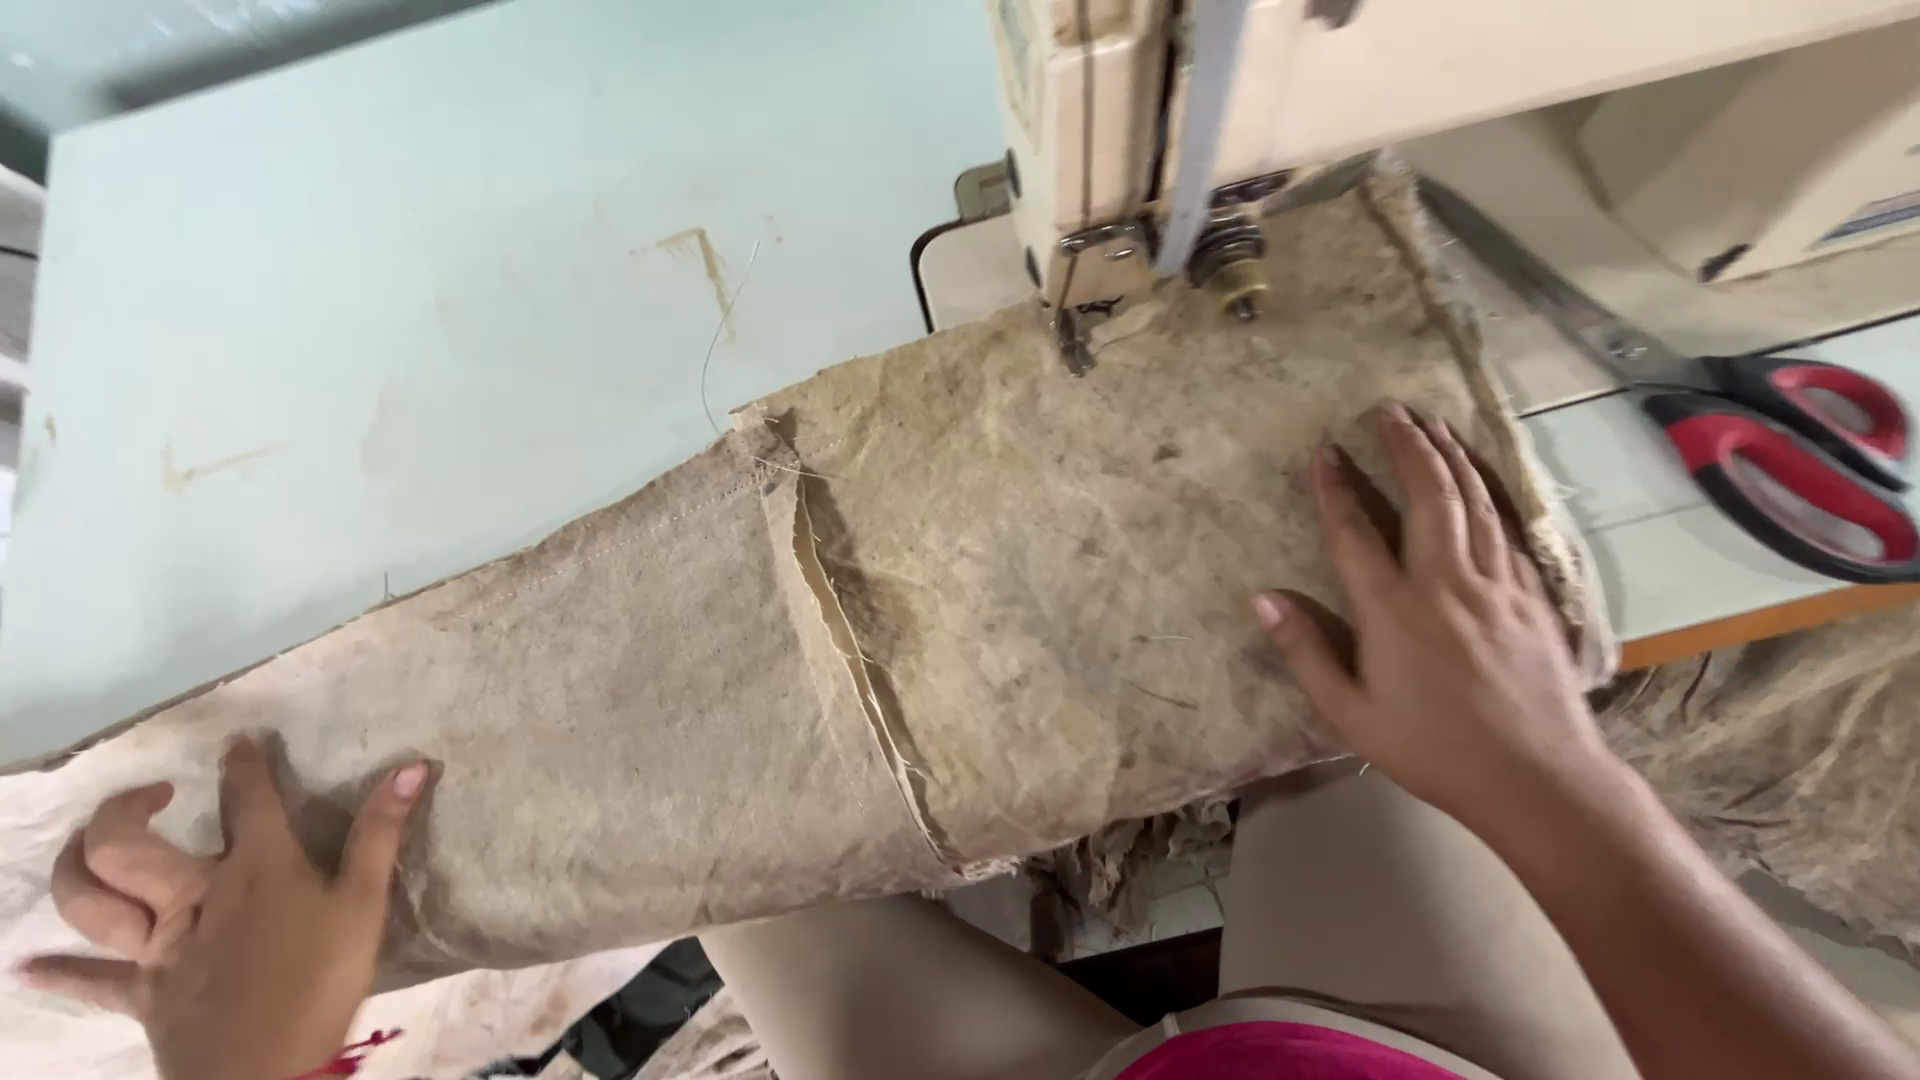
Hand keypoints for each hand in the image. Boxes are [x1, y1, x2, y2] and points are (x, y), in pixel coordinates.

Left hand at [20, 737, 429, 1079]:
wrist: (262, 1067)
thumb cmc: (323, 974)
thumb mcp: (367, 898)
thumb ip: (383, 830)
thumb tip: (412, 763)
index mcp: (256, 869)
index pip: (247, 802)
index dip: (245, 767)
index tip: (241, 741)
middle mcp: (195, 898)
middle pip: (127, 850)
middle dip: (125, 813)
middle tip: (152, 793)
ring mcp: (161, 948)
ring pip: (92, 904)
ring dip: (76, 871)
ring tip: (82, 849)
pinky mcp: (145, 993)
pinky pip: (93, 982)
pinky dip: (59, 973)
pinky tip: (31, 968)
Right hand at [1253, 404, 1620, 830]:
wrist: (1540, 781)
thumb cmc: (1431, 749)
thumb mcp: (1349, 713)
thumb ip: (1304, 650)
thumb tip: (1261, 597)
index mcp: (1394, 610)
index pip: (1354, 533)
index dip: (1334, 489)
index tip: (1323, 450)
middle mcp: (1447, 582)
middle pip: (1428, 496)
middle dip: (1405, 447)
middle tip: (1388, 410)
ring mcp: (1498, 584)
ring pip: (1475, 501)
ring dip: (1449, 456)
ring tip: (1431, 423)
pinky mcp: (1534, 595)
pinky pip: (1510, 526)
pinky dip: (1492, 489)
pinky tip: (1482, 474)